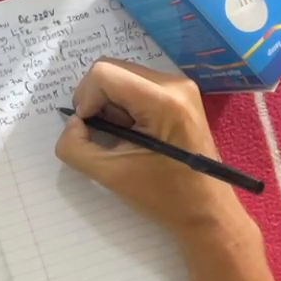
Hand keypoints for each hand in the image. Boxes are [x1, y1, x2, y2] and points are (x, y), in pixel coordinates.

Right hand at [54, 58, 247, 235]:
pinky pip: (133, 84)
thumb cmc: (164, 196)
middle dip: (95, 99)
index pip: (103, 73)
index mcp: (163, 101)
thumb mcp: (108, 175)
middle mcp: (174, 83)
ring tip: (121, 134)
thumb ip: (74, 146)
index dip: (86, 98)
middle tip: (103, 133)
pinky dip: (121, 104)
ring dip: (108, 103)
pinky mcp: (179, 93)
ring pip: (120, 75)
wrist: (207, 211)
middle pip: (111, 69)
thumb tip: (73, 122)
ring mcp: (180, 86)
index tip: (90, 128)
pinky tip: (132, 130)